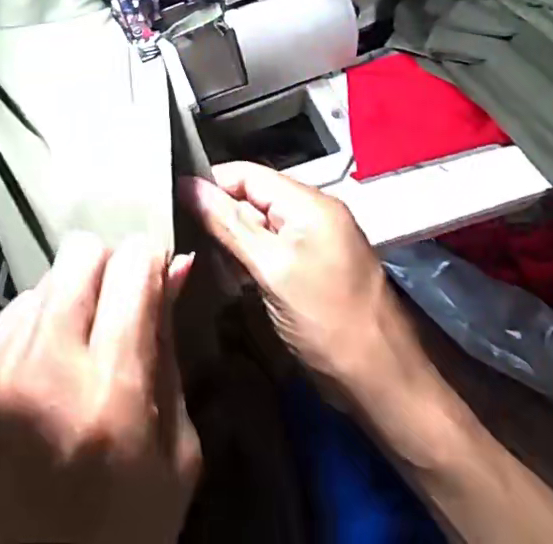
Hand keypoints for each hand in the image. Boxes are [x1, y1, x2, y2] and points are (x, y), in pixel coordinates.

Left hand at [0, 233, 200, 543]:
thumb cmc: (129, 521)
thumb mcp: (176, 442)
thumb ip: (169, 342)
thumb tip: (179, 263)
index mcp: (109, 390)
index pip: (133, 265)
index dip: (153, 263)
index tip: (159, 281)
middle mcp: (44, 365)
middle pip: (83, 252)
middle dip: (111, 269)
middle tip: (122, 311)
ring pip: (50, 274)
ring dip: (76, 296)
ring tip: (84, 348)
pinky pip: (19, 305)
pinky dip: (42, 320)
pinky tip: (50, 366)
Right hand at [184, 162, 425, 399]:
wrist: (381, 378)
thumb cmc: (326, 321)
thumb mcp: (271, 269)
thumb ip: (229, 225)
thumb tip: (189, 186)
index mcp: (309, 202)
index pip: (248, 173)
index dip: (210, 182)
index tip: (172, 200)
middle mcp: (314, 212)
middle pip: (254, 196)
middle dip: (219, 211)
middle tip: (179, 231)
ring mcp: (317, 240)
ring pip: (262, 223)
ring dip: (233, 237)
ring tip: (197, 252)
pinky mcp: (315, 266)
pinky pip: (275, 247)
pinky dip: (251, 256)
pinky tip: (229, 273)